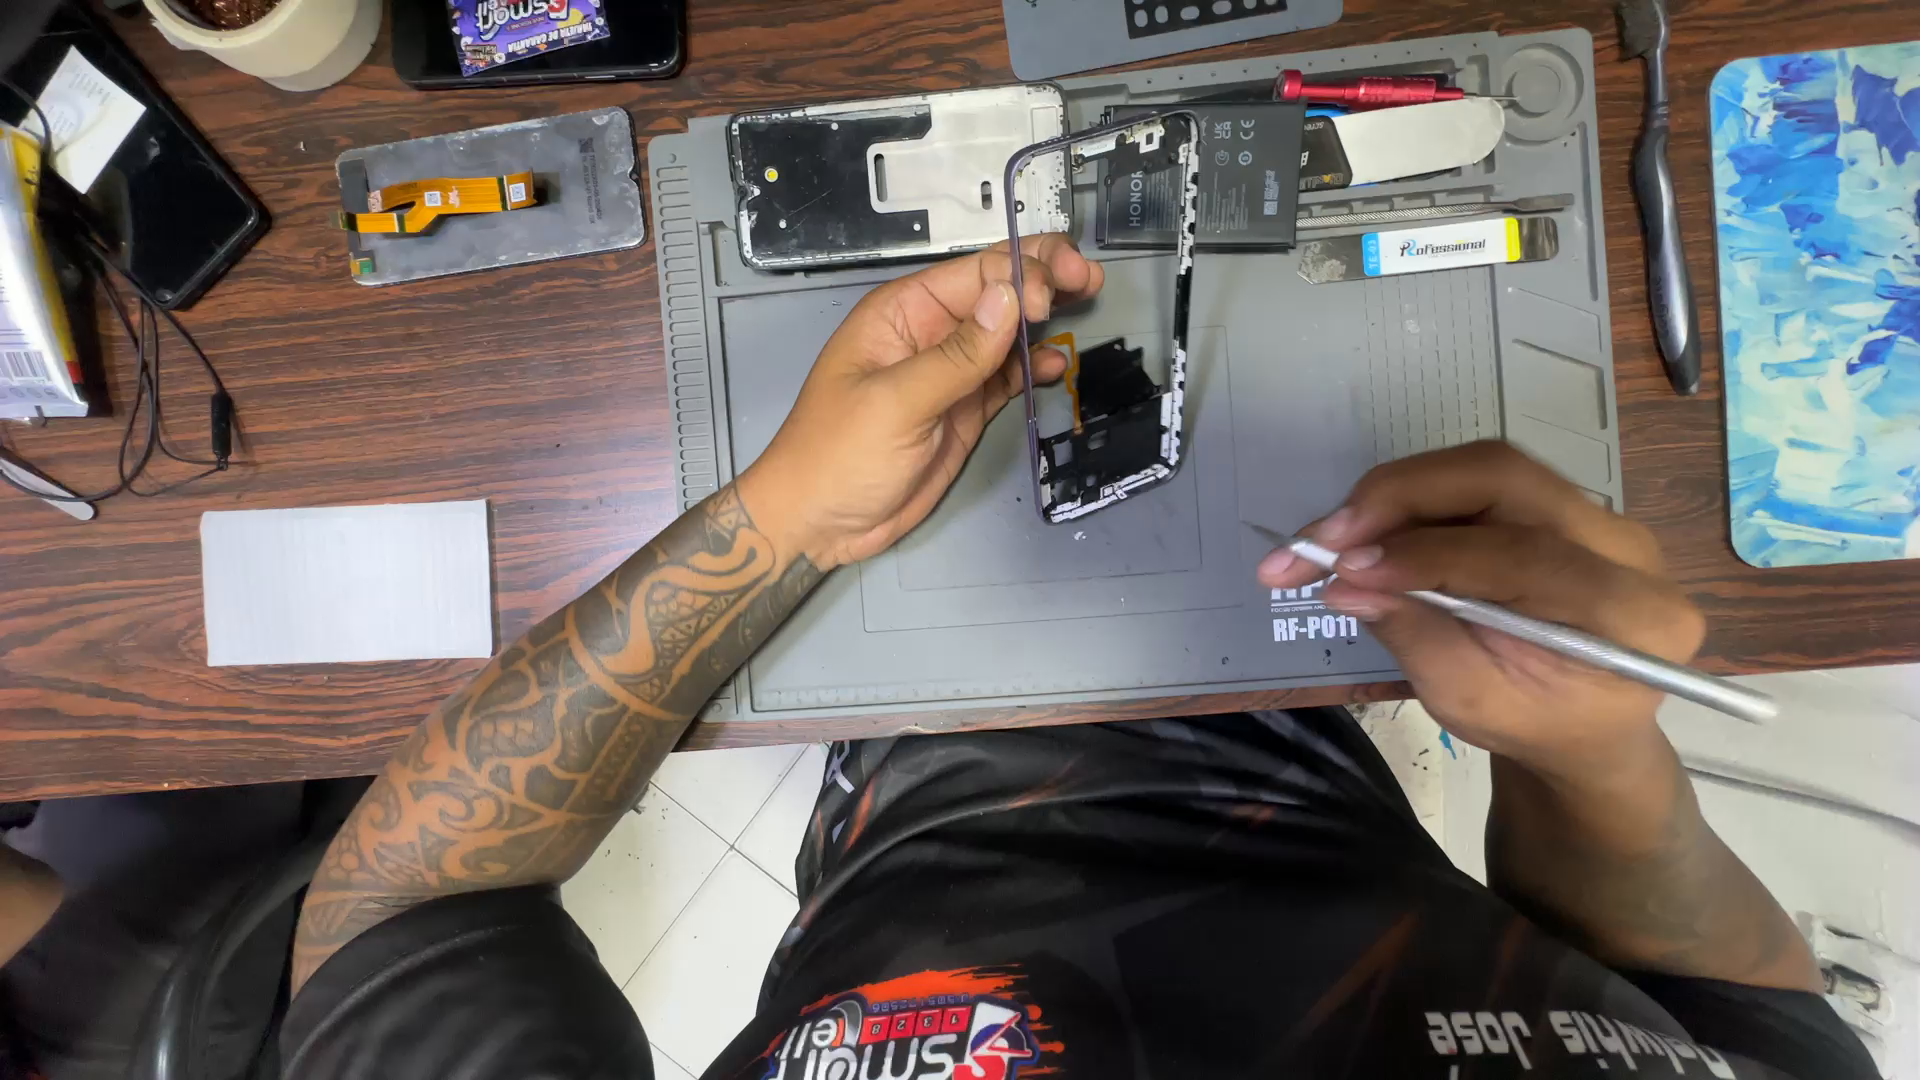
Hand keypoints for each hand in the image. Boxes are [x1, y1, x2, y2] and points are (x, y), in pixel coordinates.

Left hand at [738, 234, 1102, 568]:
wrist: (823, 522)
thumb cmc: (840, 455)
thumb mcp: (895, 402)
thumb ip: (956, 355)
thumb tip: (1010, 296)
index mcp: (904, 315)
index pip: (972, 274)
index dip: (1019, 272)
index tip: (1052, 294)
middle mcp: (931, 335)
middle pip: (995, 294)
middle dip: (1041, 279)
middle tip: (1088, 279)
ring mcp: (951, 374)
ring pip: (1006, 335)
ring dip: (1044, 321)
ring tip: (1088, 306)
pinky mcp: (964, 410)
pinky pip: (1005, 378)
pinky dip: (1032, 368)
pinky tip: (1056, 364)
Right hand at [1257, 441, 1705, 778]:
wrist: (1580, 719)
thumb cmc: (1531, 722)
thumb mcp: (1469, 701)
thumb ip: (1414, 638)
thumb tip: (1342, 586)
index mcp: (1627, 612)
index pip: (1519, 554)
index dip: (1422, 554)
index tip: (1341, 570)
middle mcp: (1621, 544)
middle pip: (1501, 476)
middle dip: (1398, 496)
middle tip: (1324, 536)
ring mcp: (1590, 516)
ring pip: (1479, 468)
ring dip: (1390, 495)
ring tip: (1329, 536)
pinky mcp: (1551, 506)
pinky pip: (1469, 482)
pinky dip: (1402, 500)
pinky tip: (1361, 532)